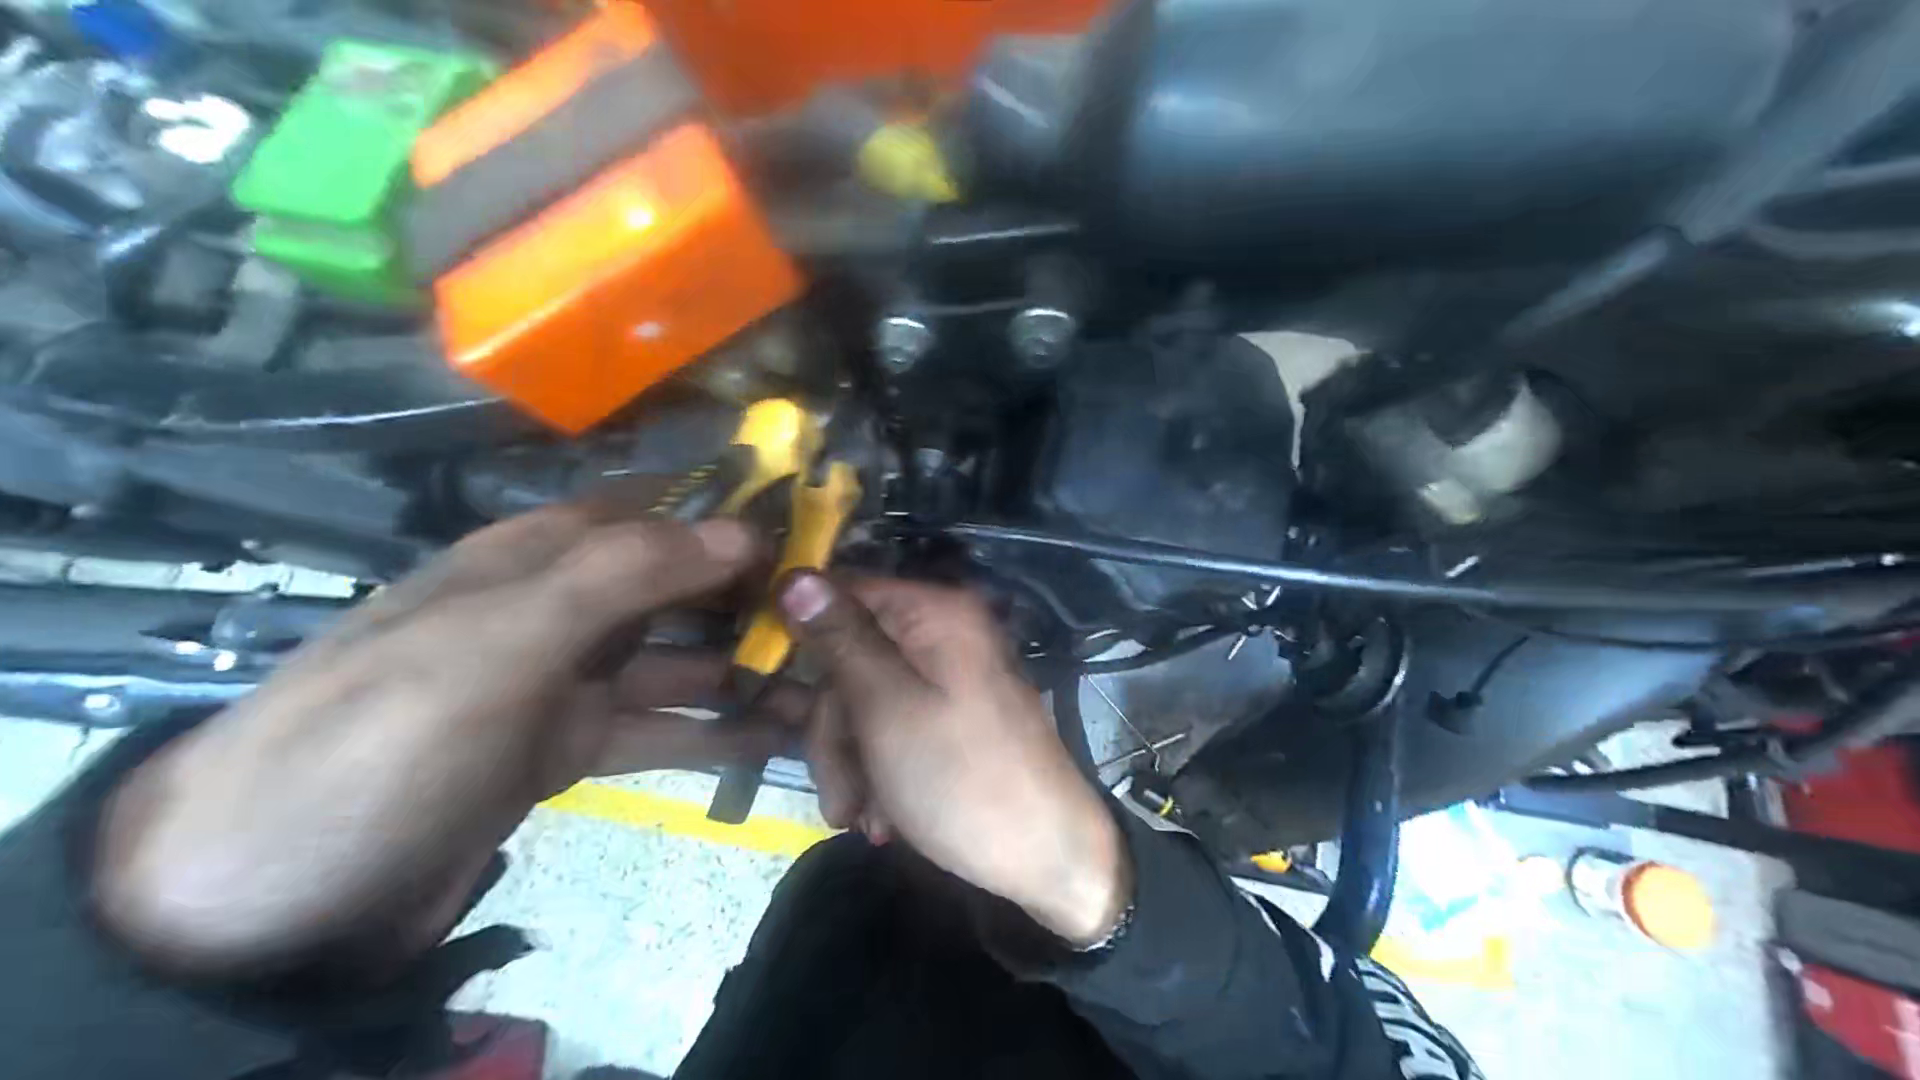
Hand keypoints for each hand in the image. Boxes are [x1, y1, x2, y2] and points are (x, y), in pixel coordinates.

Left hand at [95, 504, 797, 976]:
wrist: (260, 898)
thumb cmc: (386, 739)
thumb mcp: (502, 642)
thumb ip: (624, 578)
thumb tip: (741, 532)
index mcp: (537, 557)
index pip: (655, 513)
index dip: (728, 516)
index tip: (807, 533)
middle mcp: (561, 608)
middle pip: (678, 589)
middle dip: (753, 601)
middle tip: (832, 623)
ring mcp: (568, 681)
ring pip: (679, 663)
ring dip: (746, 672)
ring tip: (825, 687)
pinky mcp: (569, 747)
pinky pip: (661, 727)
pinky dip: (715, 733)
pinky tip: (778, 738)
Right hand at [779, 573, 1130, 945]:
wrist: (1048, 859)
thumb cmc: (962, 779)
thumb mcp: (887, 709)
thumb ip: (839, 639)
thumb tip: (795, 576)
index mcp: (935, 614)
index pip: (845, 591)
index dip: (800, 630)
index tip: (766, 680)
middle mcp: (942, 634)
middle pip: (850, 659)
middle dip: (833, 731)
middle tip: (839, 795)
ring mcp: (947, 678)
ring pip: (864, 702)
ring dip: (851, 763)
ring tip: (862, 819)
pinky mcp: (948, 718)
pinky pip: (892, 727)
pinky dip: (878, 772)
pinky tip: (885, 818)